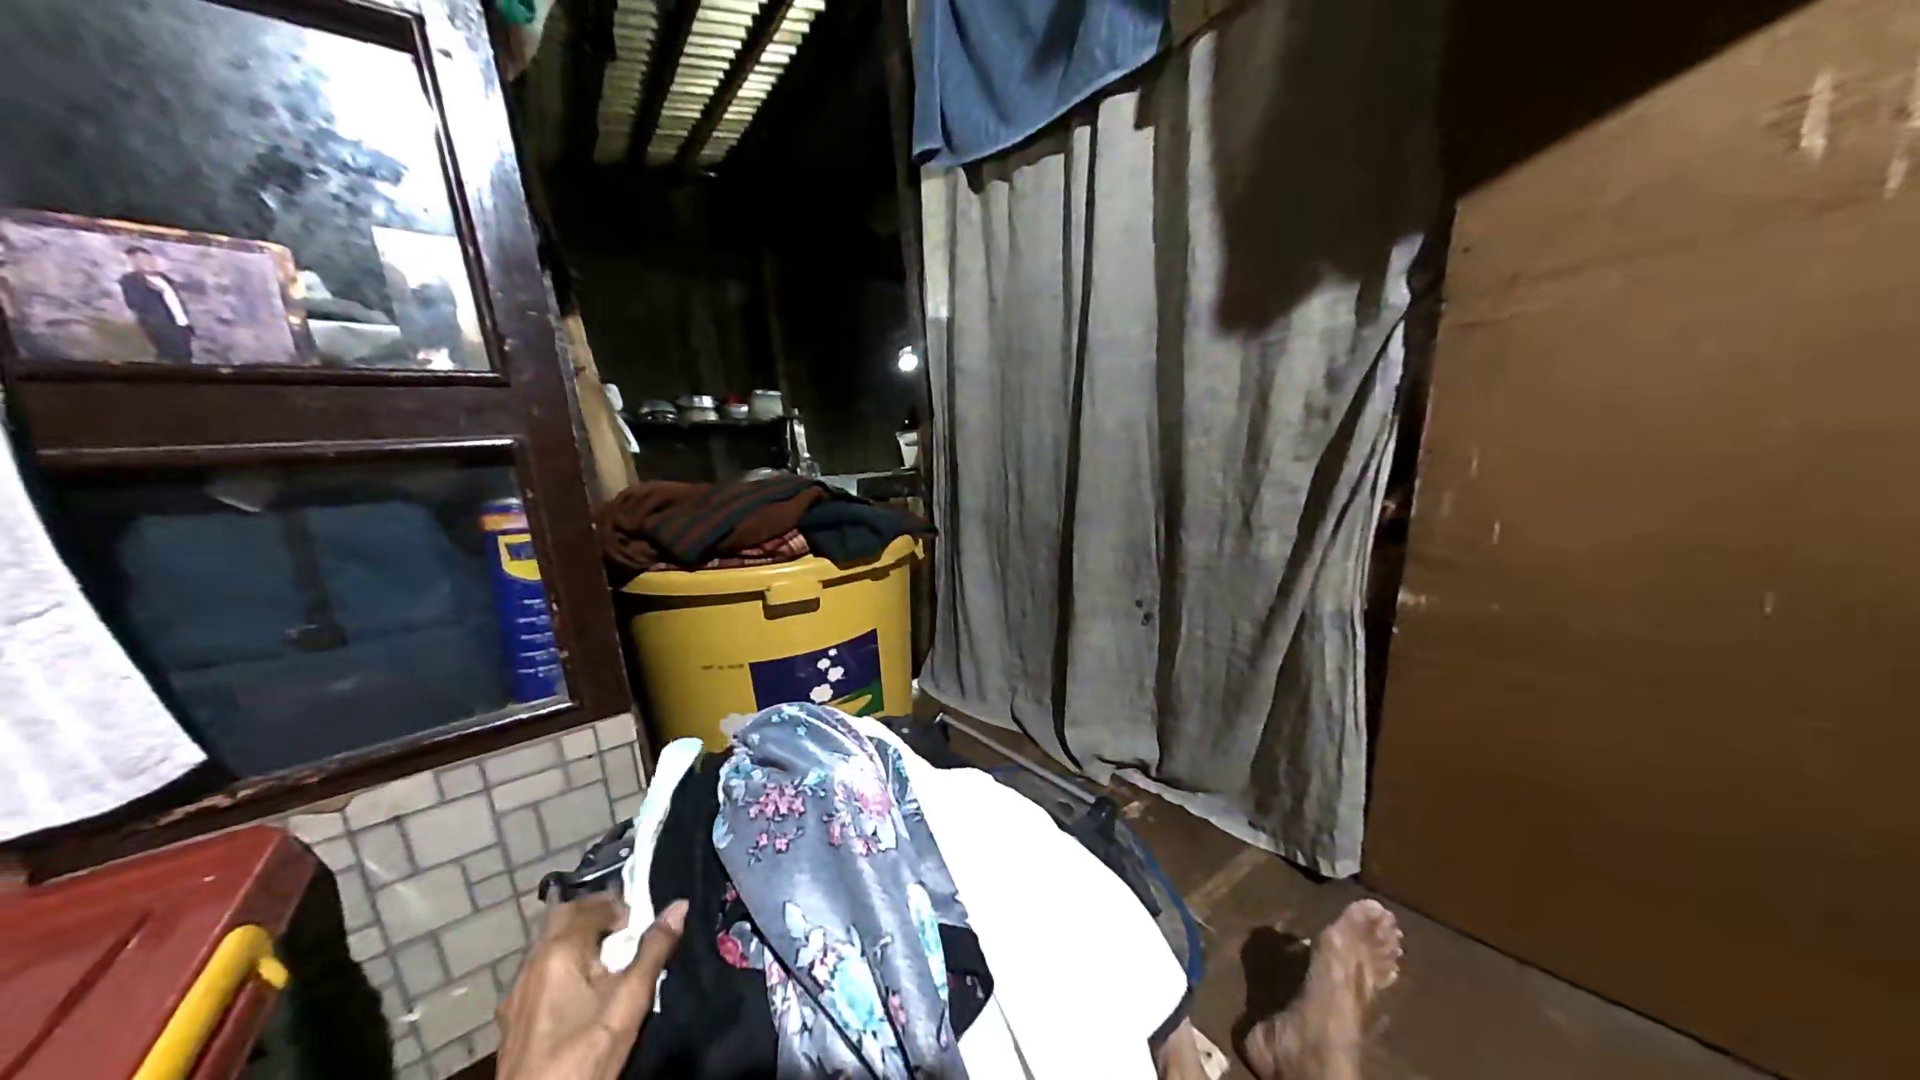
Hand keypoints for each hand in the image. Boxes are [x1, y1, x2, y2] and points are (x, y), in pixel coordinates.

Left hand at [495, 895, 687, 1079]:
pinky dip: (563, 962)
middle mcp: (532, 962)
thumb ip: (654, 949)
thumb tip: (679, 905)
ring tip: (608, 955)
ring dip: (577, 937)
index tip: (641, 919)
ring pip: (548, 943)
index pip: (592, 906)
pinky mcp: (512, 1018)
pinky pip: (540, 970)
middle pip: (563, 916)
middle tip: (626, 926)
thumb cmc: (586, 1055)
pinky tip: (580, 989)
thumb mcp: (630, 1000)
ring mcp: (516, 992)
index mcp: (559, 950)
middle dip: (594, 912)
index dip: (620, 905)